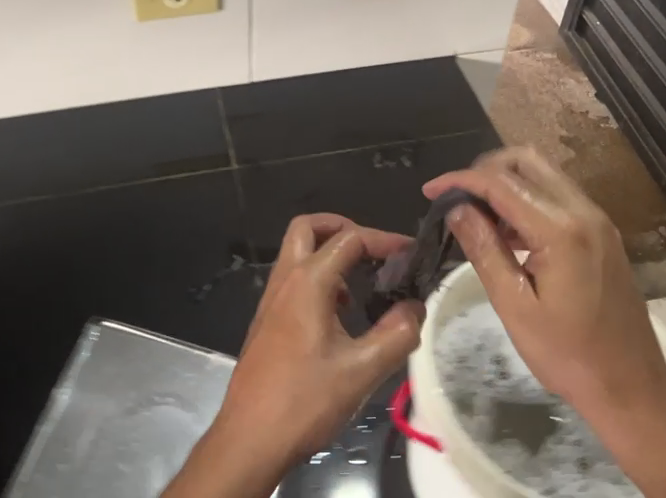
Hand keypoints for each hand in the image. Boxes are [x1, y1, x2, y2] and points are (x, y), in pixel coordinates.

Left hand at [164, 214, 422, 497]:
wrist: (250, 436)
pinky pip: (293, 280)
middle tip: (373, 250)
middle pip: (308, 228)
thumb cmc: (305, 399)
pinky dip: (318, 279)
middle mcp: (285, 280)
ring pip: (297, 253)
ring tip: (362, 285)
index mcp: (308, 281)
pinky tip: (340, 315)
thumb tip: (416, 306)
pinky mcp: (268, 320)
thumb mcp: (362, 371)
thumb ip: (396, 334)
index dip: (384, 240)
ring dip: (328, 255)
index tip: (412, 253)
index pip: (349, 239)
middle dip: (342, 227)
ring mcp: (271, 300)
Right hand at [426, 148, 665, 496]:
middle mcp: (583, 212)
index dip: (460, 181)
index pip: (500, 183)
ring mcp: (597, 220)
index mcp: (561, 230)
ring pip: (543, 173)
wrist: (633, 389)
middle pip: (525, 160)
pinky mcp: (601, 233)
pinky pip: (557, 195)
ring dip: (505, 182)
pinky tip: (506, 231)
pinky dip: (526, 198)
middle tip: (456, 199)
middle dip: (484, 170)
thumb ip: (484, 249)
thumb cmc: (569, 356)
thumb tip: (455, 208)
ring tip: (476, 215)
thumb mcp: (515, 307)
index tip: (430, 192)